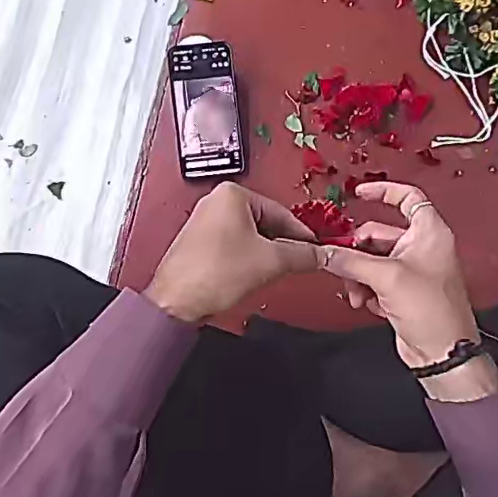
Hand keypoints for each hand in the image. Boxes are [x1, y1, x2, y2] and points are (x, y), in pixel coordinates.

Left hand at [144, 182, 319, 322]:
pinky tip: (250, 274)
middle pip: (266, 223)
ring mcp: (205, 220)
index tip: (315, 250)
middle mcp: (216, 201)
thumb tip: (322, 253)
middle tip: (296, 264)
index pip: (281, 213)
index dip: (301, 235)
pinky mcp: (199, 240)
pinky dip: (247, 257)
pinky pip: (234, 243)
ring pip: (251, 235)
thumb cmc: (214, 273)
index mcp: (232, 194)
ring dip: (265, 253)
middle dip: (281, 245)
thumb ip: (302, 254)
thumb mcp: (270, 261)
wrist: (175, 302)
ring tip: (271, 272)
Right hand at [314, 182, 478, 368]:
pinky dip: (365, 289)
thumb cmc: (431, 309)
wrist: (442, 353)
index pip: (407, 198)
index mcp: (429, 232)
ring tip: (354, 293)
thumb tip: (326, 252)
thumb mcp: (387, 277)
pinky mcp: (401, 292)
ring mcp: (411, 270)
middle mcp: (421, 247)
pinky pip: (374, 280)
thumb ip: (352, 261)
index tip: (358, 194)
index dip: (383, 192)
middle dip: (356, 250)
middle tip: (340, 263)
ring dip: (357, 274)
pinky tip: (366, 303)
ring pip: (372, 260)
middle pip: (378, 235)